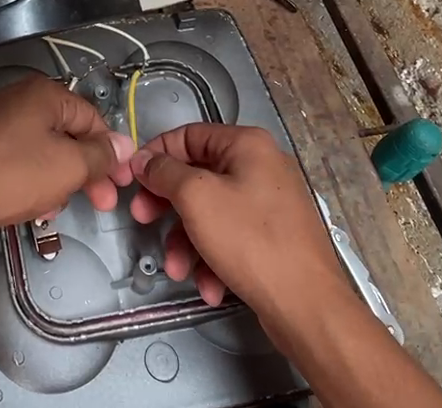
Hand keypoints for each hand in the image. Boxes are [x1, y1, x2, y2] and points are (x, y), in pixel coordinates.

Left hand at [0, 73, 135, 234]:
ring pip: (46, 151)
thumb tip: (120, 146)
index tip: (119, 181)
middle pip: (69, 134)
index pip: (93, 119)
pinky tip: (34, 206)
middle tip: (98, 199)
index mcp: (44, 94)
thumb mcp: (69, 167)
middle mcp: (20, 100)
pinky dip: (34, 181)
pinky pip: (22, 160)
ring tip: (56, 206)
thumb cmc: (5, 175)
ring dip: (59, 180)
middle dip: (87, 171)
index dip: (110, 153)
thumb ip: (101, 155)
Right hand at [128, 123, 341, 309]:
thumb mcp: (196, 197)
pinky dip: (213, 258)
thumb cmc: (250, 241)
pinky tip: (209, 285)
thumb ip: (164, 172)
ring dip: (186, 241)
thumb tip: (144, 161)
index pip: (188, 135)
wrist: (308, 307)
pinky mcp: (274, 238)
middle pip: (197, 176)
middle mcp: (262, 167)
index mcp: (248, 145)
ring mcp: (270, 205)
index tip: (133, 178)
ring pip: (211, 212)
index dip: (156, 154)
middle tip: (142, 218)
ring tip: (178, 270)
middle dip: (167, 204)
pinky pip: (231, 237)